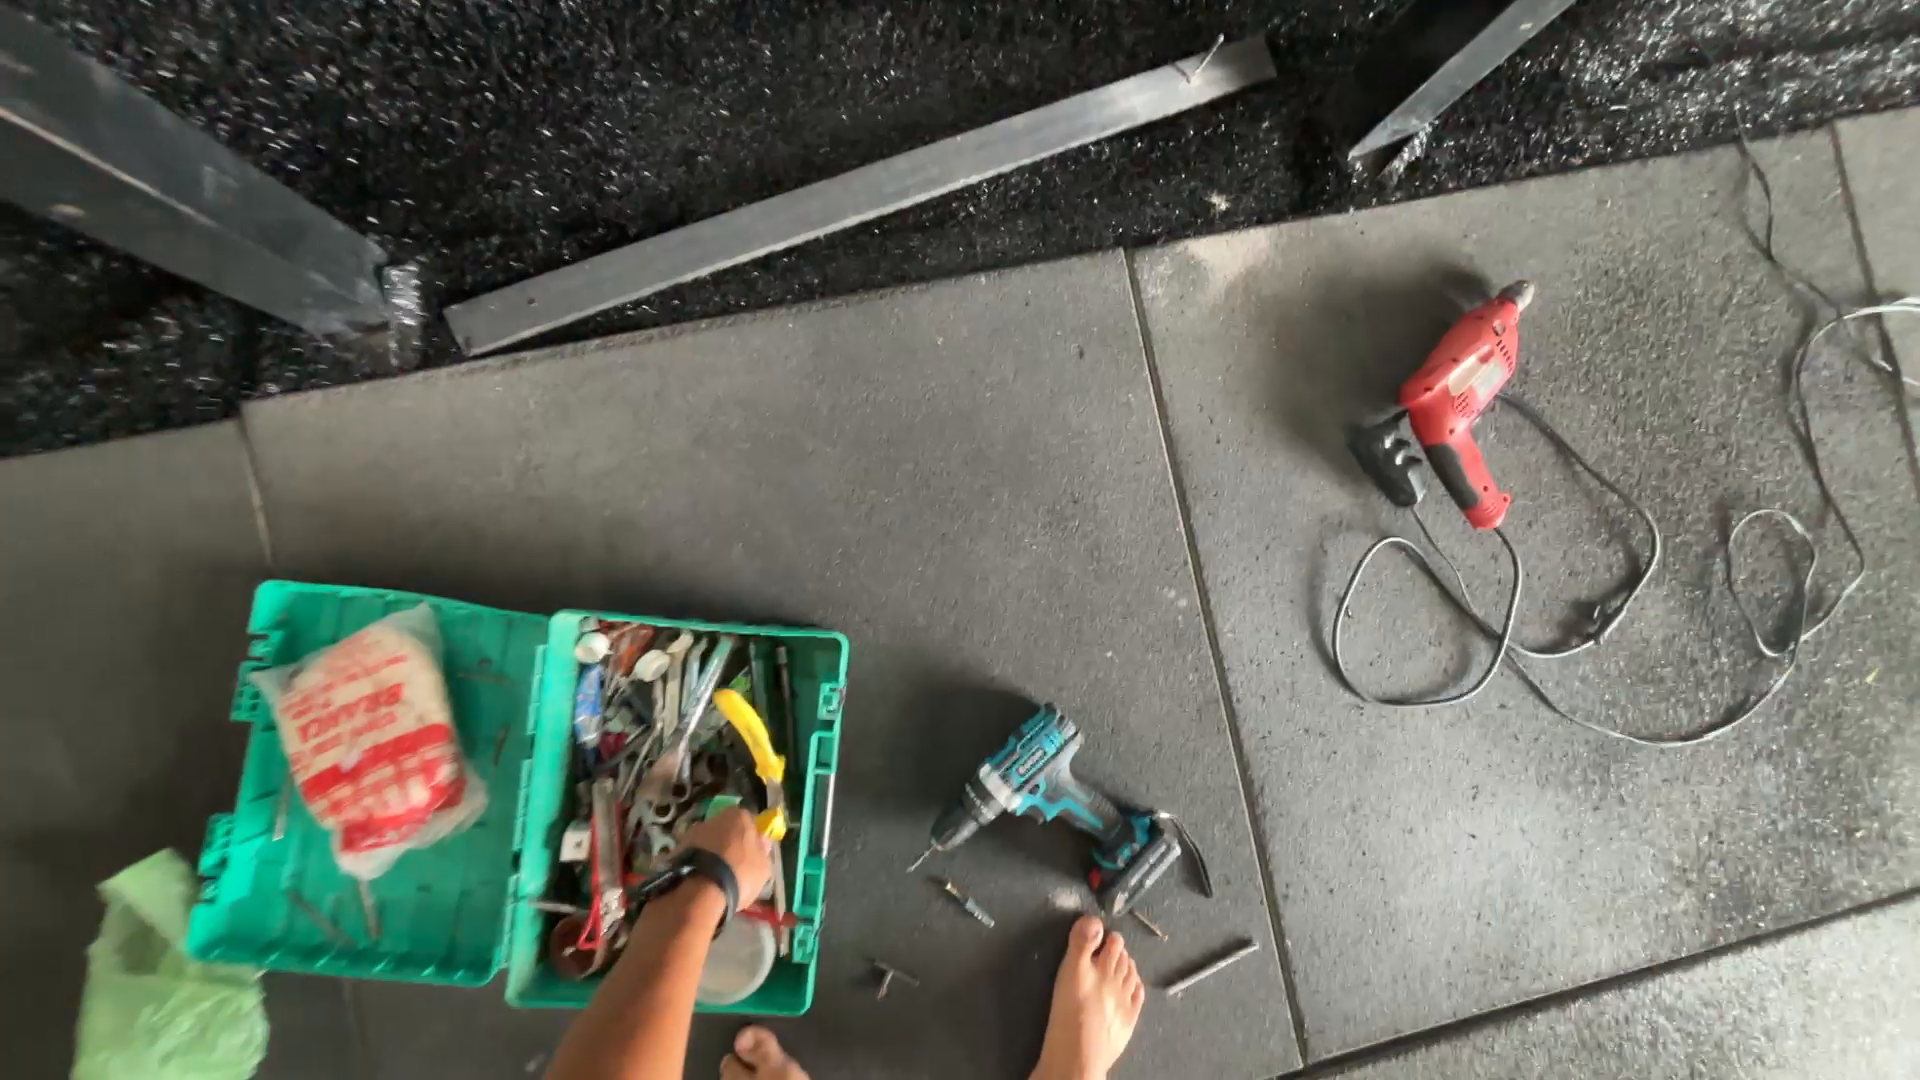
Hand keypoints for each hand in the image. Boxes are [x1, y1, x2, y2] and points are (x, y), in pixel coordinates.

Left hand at [679, 806, 771, 909]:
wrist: (700, 892)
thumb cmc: (739, 873)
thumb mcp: (764, 867)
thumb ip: (763, 851)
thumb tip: (761, 842)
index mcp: (739, 816)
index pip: (748, 821)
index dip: (749, 837)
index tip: (750, 853)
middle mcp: (714, 818)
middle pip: (724, 830)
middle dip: (727, 844)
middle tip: (731, 865)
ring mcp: (691, 834)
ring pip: (706, 843)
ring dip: (709, 854)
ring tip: (712, 878)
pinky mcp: (674, 851)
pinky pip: (691, 857)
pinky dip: (695, 866)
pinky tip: (699, 882)